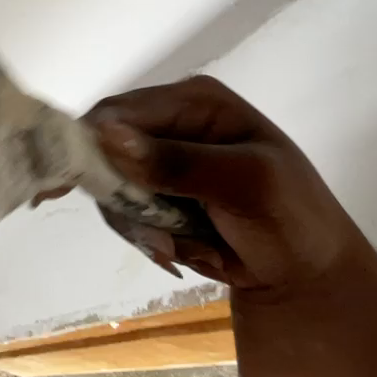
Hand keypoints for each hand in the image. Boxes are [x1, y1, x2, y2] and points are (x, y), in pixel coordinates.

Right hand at [83, 76, 376, 299]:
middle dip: (122, 196)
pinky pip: (122, 208)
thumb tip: (107, 136)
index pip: (120, 111)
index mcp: (193, 101)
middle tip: (154, 238)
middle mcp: (168, 121)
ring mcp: (160, 157)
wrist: (310, 275)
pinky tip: (175, 250)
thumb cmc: (292, 220)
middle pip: (104, 147)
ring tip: (175, 250)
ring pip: (108, 184)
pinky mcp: (155, 190)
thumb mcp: (246, 185)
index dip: (89, 143)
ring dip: (135, 223)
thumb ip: (177, 161)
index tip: (66, 185)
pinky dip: (142, 235)